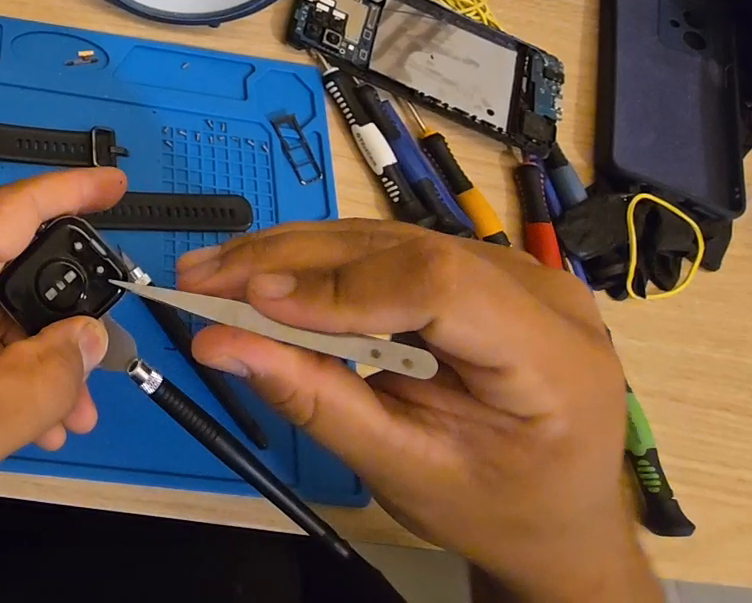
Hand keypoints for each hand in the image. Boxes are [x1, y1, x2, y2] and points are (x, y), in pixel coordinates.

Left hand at [0, 169, 128, 594]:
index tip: (116, 185)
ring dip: (22, 360)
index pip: (12, 209)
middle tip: (99, 373)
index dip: (71, 192)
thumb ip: (40, 384)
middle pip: (2, 272)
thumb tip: (91, 338)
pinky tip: (8, 422)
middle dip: (57, 321)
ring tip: (59, 420)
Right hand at [177, 222, 657, 601]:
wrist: (553, 513)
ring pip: (369, 237)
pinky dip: (304, 261)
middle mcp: (532, 288)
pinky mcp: (461, 263)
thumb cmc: (492, 510)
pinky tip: (253, 270)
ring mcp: (499, 266)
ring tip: (207, 272)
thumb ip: (313, 401)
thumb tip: (217, 344)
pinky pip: (371, 247)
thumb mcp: (402, 471)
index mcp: (550, 356)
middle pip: (391, 249)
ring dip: (281, 254)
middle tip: (197, 280)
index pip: (438, 286)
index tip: (251, 304)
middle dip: (284, 262)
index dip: (338, 287)